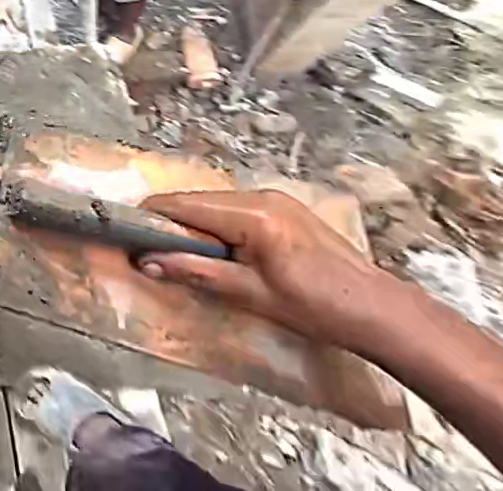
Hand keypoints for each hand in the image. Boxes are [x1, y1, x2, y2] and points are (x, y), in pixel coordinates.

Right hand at [139, 190, 403, 351]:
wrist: (375, 308)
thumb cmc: (314, 307)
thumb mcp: (249, 293)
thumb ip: (196, 271)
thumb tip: (148, 262)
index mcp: (251, 214)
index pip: (188, 205)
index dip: (154, 214)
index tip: (128, 227)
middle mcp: (260, 194)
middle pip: (201, 201)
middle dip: (173, 221)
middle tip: (150, 247)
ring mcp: (274, 197)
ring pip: (218, 204)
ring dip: (196, 223)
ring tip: (180, 251)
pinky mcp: (283, 206)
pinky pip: (238, 208)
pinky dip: (219, 223)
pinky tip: (217, 246)